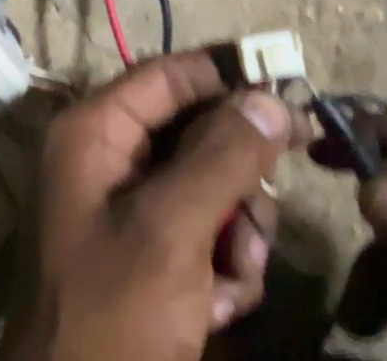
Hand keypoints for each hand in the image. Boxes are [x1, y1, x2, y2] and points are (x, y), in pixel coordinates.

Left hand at [0, 51, 293, 360]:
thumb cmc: (113, 312)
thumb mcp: (170, 229)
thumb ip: (221, 158)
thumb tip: (270, 97)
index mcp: (92, 131)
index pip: (168, 75)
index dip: (229, 74)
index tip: (294, 85)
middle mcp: (104, 157)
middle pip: (195, 132)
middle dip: (238, 180)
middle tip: (259, 217)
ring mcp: (123, 206)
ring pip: (208, 187)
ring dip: (236, 234)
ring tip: (232, 277)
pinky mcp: (143, 252)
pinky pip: (202, 233)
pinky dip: (222, 268)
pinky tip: (217, 309)